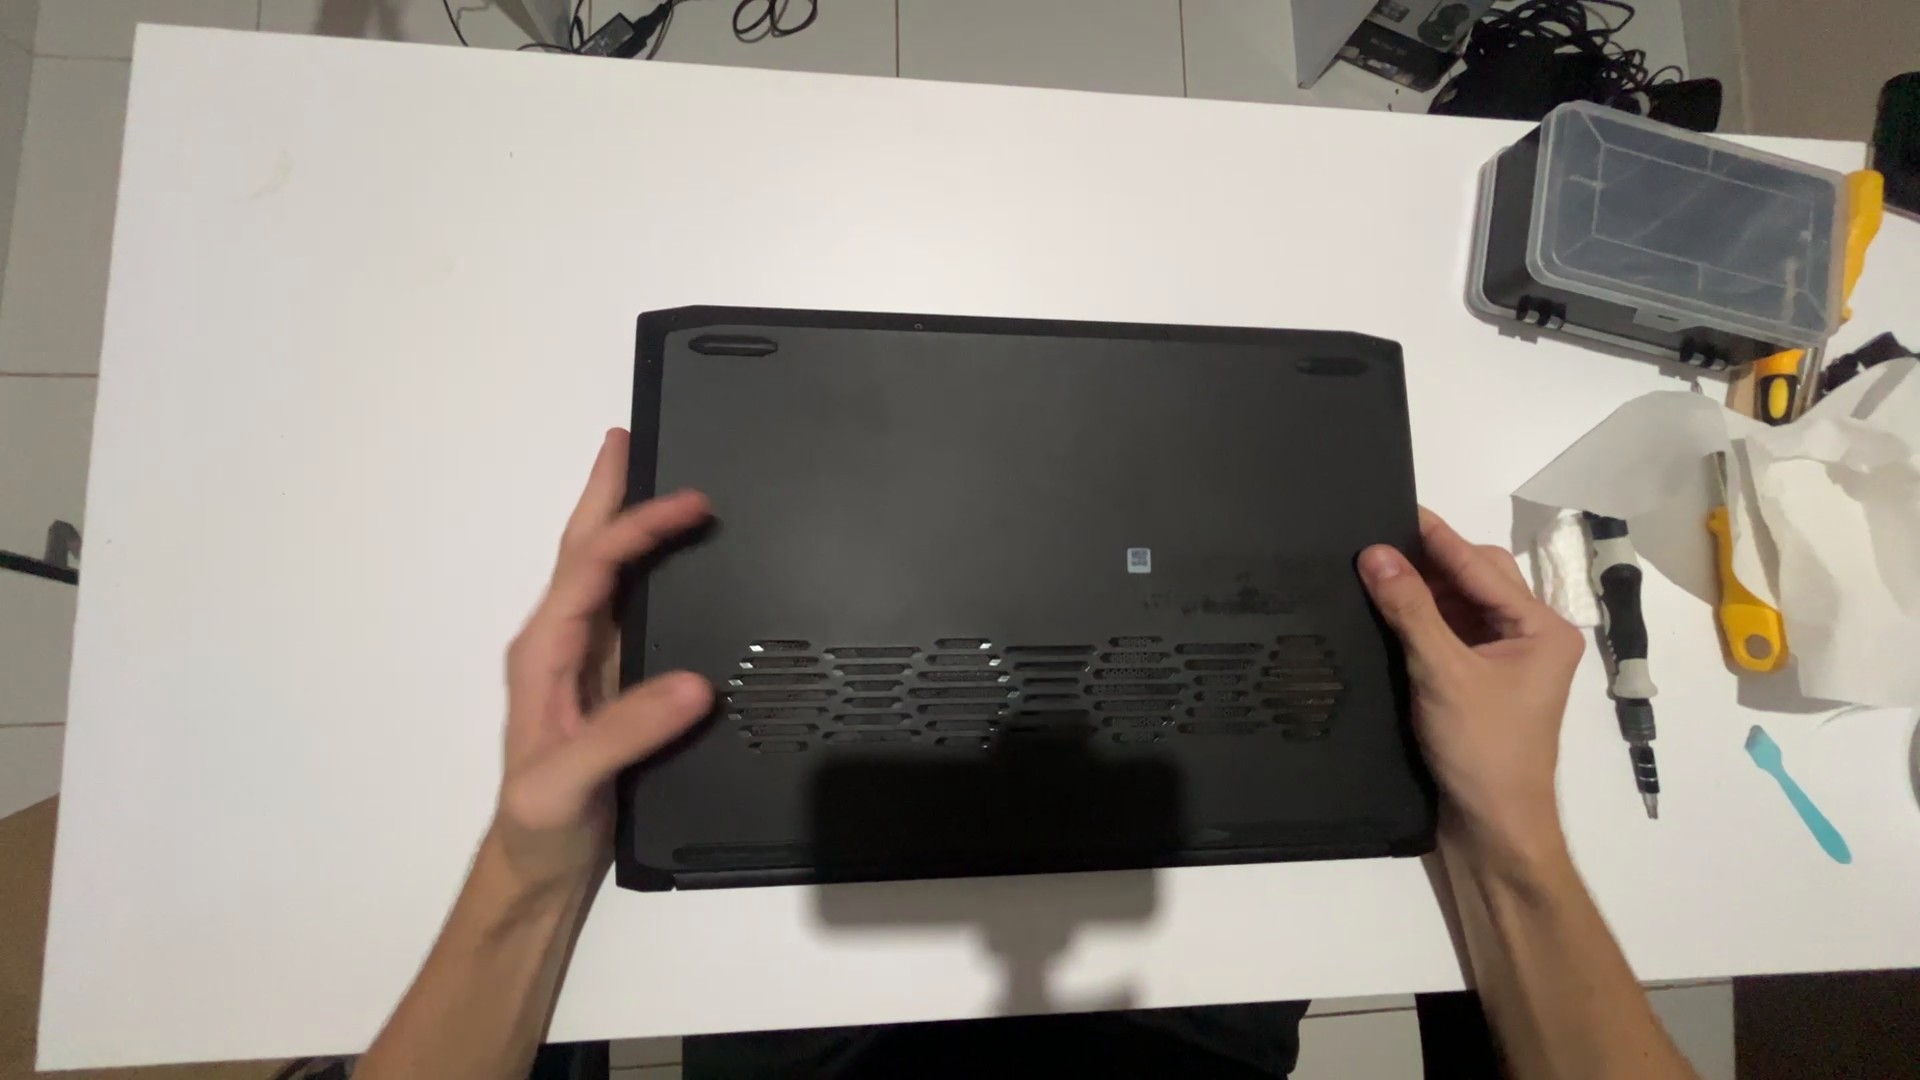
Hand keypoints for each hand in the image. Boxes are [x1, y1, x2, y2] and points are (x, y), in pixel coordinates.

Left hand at [493, 429, 713, 889]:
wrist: (539, 864)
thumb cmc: (538, 824)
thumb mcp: (566, 783)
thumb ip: (624, 732)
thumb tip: (696, 683)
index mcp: (545, 650)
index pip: (590, 567)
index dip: (636, 528)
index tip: (691, 504)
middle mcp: (564, 640)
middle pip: (585, 549)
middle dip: (607, 493)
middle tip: (630, 441)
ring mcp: (591, 658)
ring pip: (607, 571)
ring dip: (627, 521)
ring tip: (654, 480)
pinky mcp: (617, 677)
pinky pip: (634, 604)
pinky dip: (650, 565)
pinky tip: (673, 558)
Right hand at [1358, 508, 1583, 863]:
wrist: (1490, 824)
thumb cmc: (1481, 747)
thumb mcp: (1442, 671)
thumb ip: (1409, 609)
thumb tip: (1374, 554)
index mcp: (1541, 629)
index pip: (1479, 566)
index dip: (1434, 537)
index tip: (1395, 507)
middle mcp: (1527, 636)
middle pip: (1474, 578)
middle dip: (1427, 559)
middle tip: (1373, 543)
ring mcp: (1501, 658)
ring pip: (1457, 604)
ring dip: (1418, 589)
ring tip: (1371, 570)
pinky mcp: (1474, 678)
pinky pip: (1445, 631)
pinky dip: (1416, 617)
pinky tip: (1383, 609)